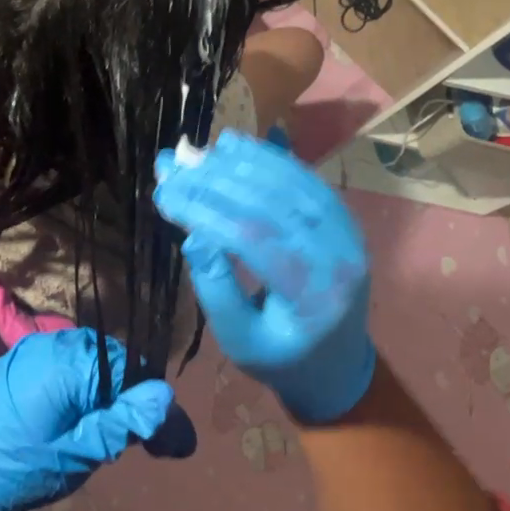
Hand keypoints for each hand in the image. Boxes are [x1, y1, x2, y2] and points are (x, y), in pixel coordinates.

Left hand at [0, 328, 192, 510]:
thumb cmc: (15, 465)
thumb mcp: (75, 454)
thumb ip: (122, 423)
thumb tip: (166, 396)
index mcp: (69, 360)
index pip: (131, 368)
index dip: (152, 404)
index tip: (169, 443)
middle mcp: (56, 342)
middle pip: (114, 362)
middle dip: (133, 399)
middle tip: (147, 445)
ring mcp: (38, 346)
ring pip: (95, 363)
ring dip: (111, 395)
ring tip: (117, 436)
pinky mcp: (26, 358)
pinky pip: (71, 364)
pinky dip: (87, 388)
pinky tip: (87, 419)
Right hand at [154, 130, 374, 423]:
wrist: (339, 364)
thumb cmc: (280, 359)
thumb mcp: (240, 343)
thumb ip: (217, 292)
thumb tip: (193, 237)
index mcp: (310, 296)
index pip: (251, 238)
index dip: (204, 211)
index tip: (164, 195)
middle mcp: (336, 256)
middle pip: (270, 202)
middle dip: (215, 180)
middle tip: (173, 166)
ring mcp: (345, 232)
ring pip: (288, 181)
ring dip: (239, 162)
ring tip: (197, 154)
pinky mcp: (342, 217)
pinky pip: (303, 177)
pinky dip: (267, 158)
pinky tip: (234, 146)